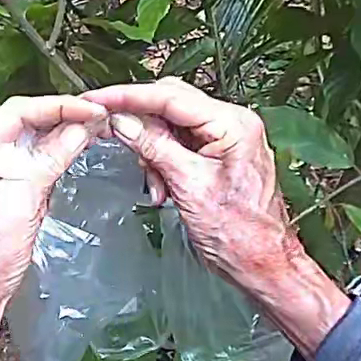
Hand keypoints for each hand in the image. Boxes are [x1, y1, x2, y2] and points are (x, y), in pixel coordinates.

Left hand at [0, 95, 105, 360]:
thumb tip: (82, 127)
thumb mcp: (25, 198)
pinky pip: (21, 164)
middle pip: (18, 123)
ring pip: (23, 143)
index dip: (59, 108)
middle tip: (95, 117)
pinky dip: (46, 158)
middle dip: (59, 119)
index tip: (90, 108)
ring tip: (89, 130)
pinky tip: (68, 153)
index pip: (16, 112)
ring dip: (55, 137)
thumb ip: (54, 156)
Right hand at [82, 78, 349, 354]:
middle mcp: (232, 124)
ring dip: (152, 151)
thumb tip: (123, 121)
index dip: (128, 97)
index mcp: (232, 124)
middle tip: (109, 132)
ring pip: (171, 127)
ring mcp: (226, 139)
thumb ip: (155, 148)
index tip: (98, 99)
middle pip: (170, 105)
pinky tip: (163, 189)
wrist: (261, 264)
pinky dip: (163, 163)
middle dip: (140, 125)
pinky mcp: (218, 156)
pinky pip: (180, 146)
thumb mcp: (190, 187)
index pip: (170, 97)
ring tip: (155, 186)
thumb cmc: (240, 234)